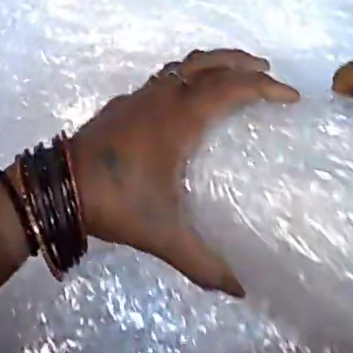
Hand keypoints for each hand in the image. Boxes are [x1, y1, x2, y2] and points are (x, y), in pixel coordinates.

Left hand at [72, 50, 298, 295]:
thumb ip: (204, 263)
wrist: (61, 184)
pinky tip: (189, 99)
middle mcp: (162, 98)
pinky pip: (164, 77)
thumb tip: (239, 290)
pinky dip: (186, 76)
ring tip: (234, 76)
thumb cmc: (117, 201)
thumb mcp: (164, 236)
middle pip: (207, 63)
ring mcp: (140, 97)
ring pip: (182, 65)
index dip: (263, 88)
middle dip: (240, 62)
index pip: (229, 89)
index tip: (291, 96)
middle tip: (267, 72)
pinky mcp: (124, 103)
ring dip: (212, 64)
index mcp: (179, 119)